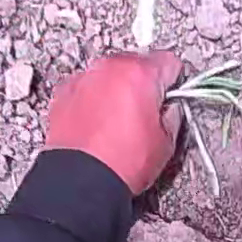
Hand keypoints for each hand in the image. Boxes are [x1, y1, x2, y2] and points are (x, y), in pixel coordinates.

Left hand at [42, 51, 182, 194]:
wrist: (82, 180)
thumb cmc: (122, 162)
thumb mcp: (166, 144)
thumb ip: (173, 118)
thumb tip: (171, 111)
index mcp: (140, 74)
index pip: (169, 62)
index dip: (177, 82)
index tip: (174, 96)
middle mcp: (109, 68)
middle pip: (137, 66)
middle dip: (145, 86)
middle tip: (149, 116)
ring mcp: (84, 79)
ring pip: (110, 76)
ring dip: (119, 93)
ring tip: (121, 125)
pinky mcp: (64, 93)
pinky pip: (87, 89)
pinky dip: (95, 101)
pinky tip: (101, 126)